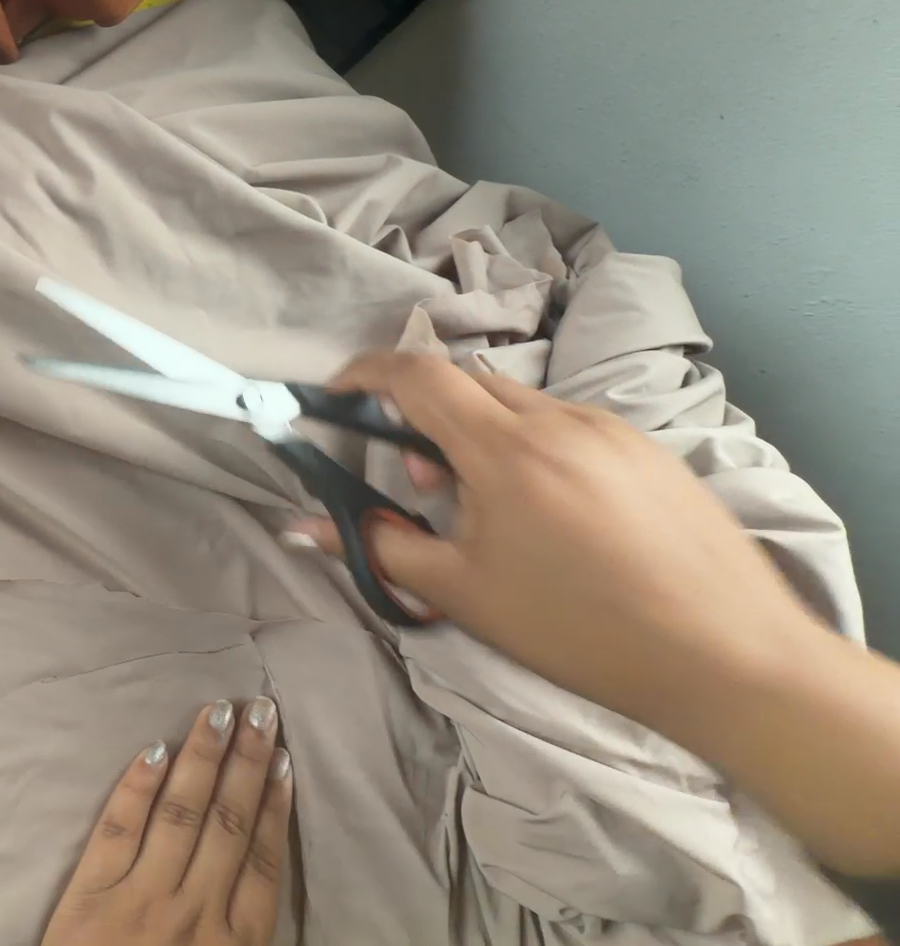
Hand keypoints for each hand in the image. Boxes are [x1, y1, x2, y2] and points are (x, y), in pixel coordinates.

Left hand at [42, 699, 290, 945]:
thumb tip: (262, 877)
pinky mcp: (89, 891)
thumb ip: (242, 931)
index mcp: (232, 944)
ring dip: (202, 759)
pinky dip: (138, 787)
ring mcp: (140, 897)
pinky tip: (155, 749)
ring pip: (180, 814)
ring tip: (218, 712)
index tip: (284, 758)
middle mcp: (193, 912)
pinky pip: (118, 828)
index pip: (263, 860)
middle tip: (260, 708)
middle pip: (228, 823)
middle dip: (247, 762)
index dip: (276, 806)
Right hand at [289, 352, 827, 733]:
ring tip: (479, 501)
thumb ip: (373, 544)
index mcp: (507, 450)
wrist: (737, 664)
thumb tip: (298, 528)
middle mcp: (561, 421)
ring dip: (471, 431)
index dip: (365, 372)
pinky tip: (539, 507)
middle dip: (419, 414)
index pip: (419, 376)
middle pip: (464, 382)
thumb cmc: (578, 628)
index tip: (334, 393)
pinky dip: (522, 442)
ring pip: (514, 401)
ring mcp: (613, 431)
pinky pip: (562, 422)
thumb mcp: (457, 590)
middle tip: (418, 483)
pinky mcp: (649, 451)